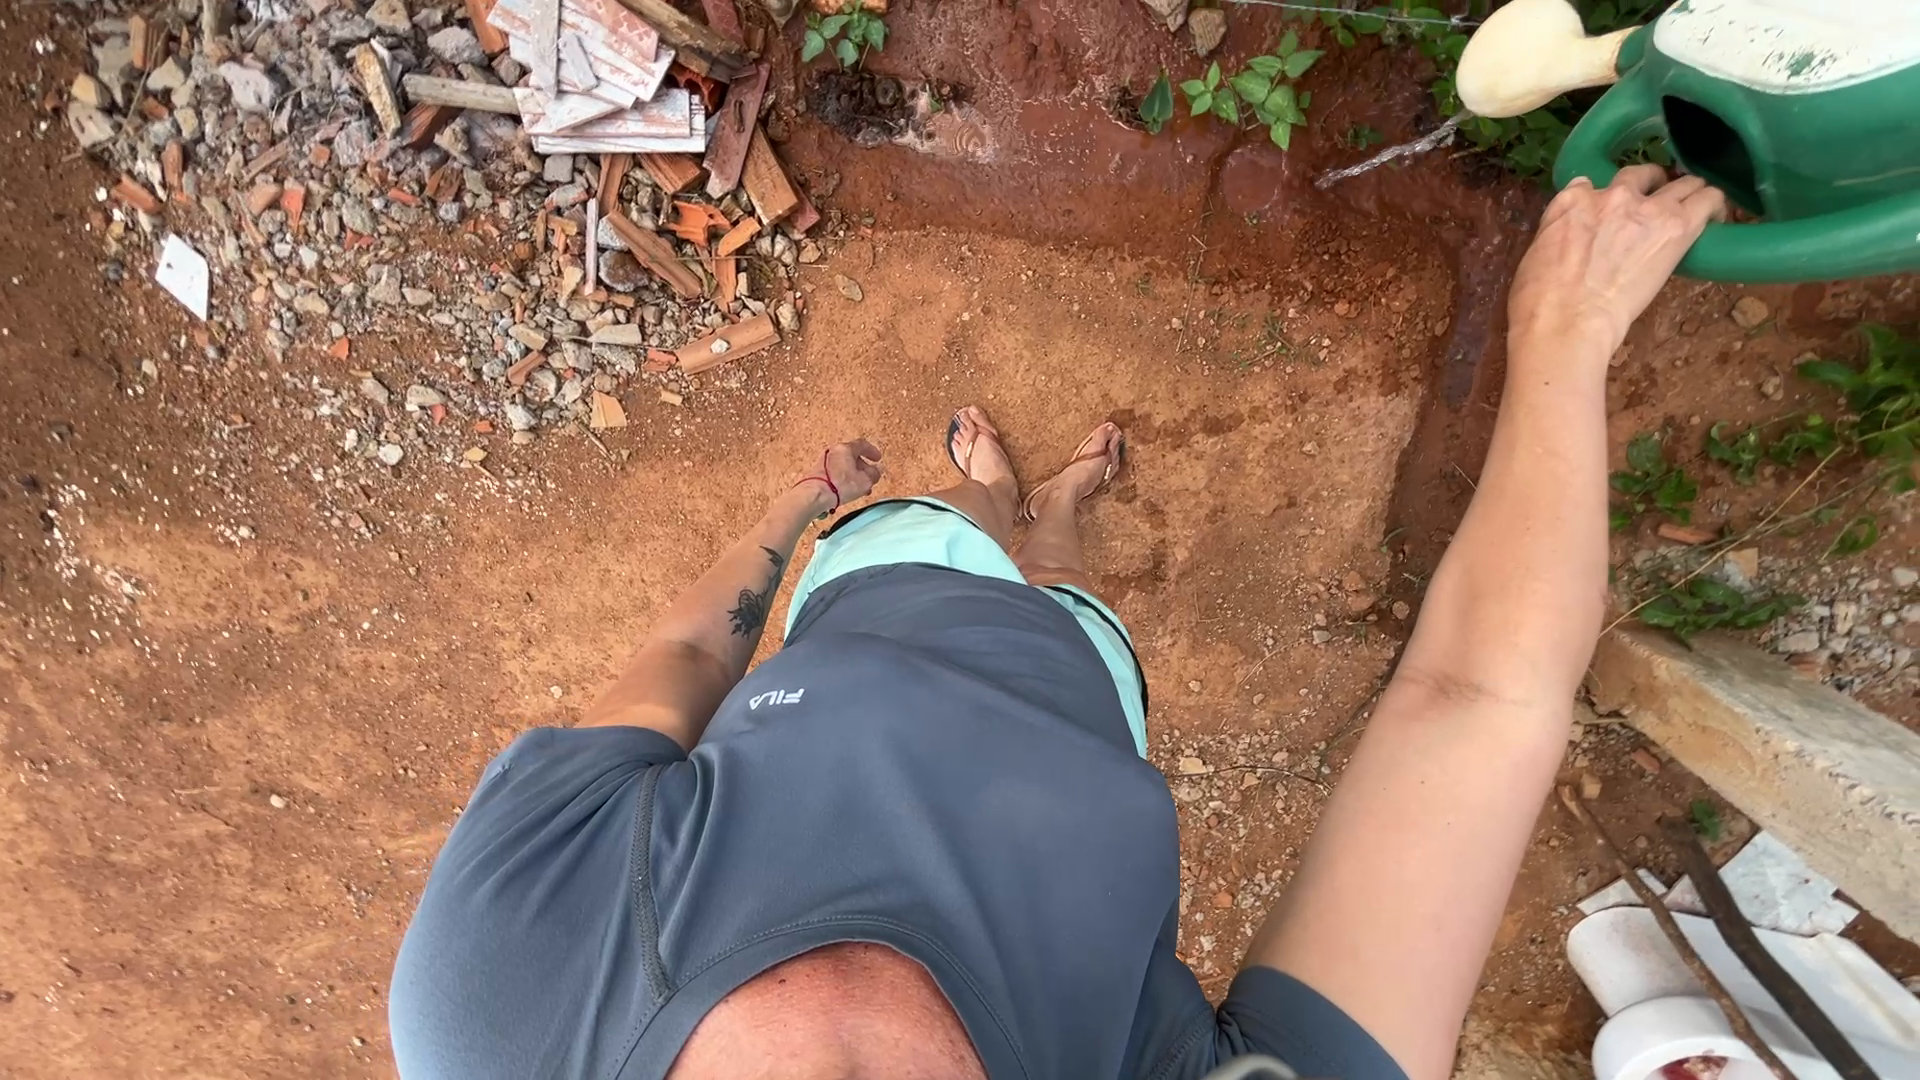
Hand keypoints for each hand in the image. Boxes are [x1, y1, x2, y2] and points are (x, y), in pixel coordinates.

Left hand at [794, 438, 882, 511]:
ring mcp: (823, 461)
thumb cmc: (838, 485)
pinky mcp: (817, 472)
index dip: (871, 451)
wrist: (816, 495)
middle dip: (862, 467)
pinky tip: (846, 490)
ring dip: (853, 475)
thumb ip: (874, 474)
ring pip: (843, 465)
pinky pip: (834, 473)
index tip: (877, 457)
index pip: (862, 445)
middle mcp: (833, 451)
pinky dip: (842, 479)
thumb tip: (877, 471)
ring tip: (859, 488)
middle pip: (851, 456)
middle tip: (869, 477)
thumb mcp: (865, 481)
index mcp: (845, 448)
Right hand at [1508, 164, 1726, 356]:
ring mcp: (1647, 207)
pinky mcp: (1678, 223)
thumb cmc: (1537, 301)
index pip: (1587, 185)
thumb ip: (1559, 235)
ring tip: (1684, 214)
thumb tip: (1572, 238)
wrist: (1565, 320)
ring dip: (1683, 195)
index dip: (1597, 200)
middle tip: (1648, 210)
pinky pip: (1710, 198)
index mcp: (1569, 203)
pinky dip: (1712, 206)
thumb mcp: (1535, 258)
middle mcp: (1610, 195)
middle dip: (1646, 188)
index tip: (1601, 217)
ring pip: (1684, 182)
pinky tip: (1709, 221)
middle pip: (1640, 175)